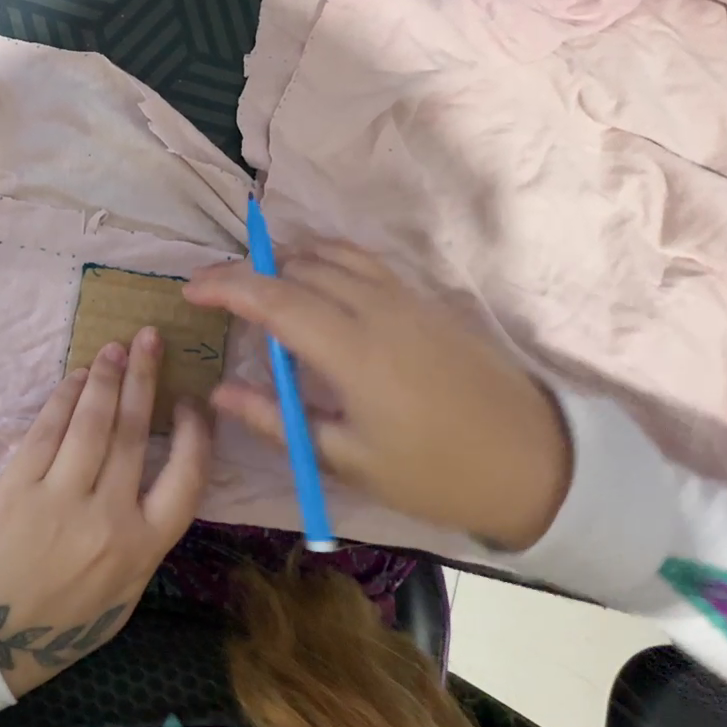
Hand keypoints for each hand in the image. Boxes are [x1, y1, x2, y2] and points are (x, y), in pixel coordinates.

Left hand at [0, 326, 213, 697]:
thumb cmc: (60, 619)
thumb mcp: (122, 593)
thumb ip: (143, 539)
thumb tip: (153, 479)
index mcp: (143, 549)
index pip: (187, 479)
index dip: (195, 435)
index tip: (192, 403)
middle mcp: (109, 518)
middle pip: (135, 434)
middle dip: (146, 380)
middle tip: (152, 338)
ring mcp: (61, 498)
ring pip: (93, 423)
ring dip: (107, 379)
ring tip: (116, 348)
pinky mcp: (19, 485)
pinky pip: (48, 430)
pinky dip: (66, 398)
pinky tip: (78, 378)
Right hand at [183, 241, 570, 551]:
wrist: (538, 464)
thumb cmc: (435, 471)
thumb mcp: (347, 459)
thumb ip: (276, 420)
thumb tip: (217, 392)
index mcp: (352, 349)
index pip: (273, 297)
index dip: (225, 286)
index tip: (189, 290)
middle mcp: (375, 308)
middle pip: (295, 268)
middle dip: (246, 274)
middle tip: (214, 296)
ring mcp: (404, 297)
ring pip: (329, 255)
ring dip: (284, 261)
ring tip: (256, 285)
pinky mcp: (424, 299)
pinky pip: (361, 260)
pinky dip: (323, 258)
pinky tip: (312, 281)